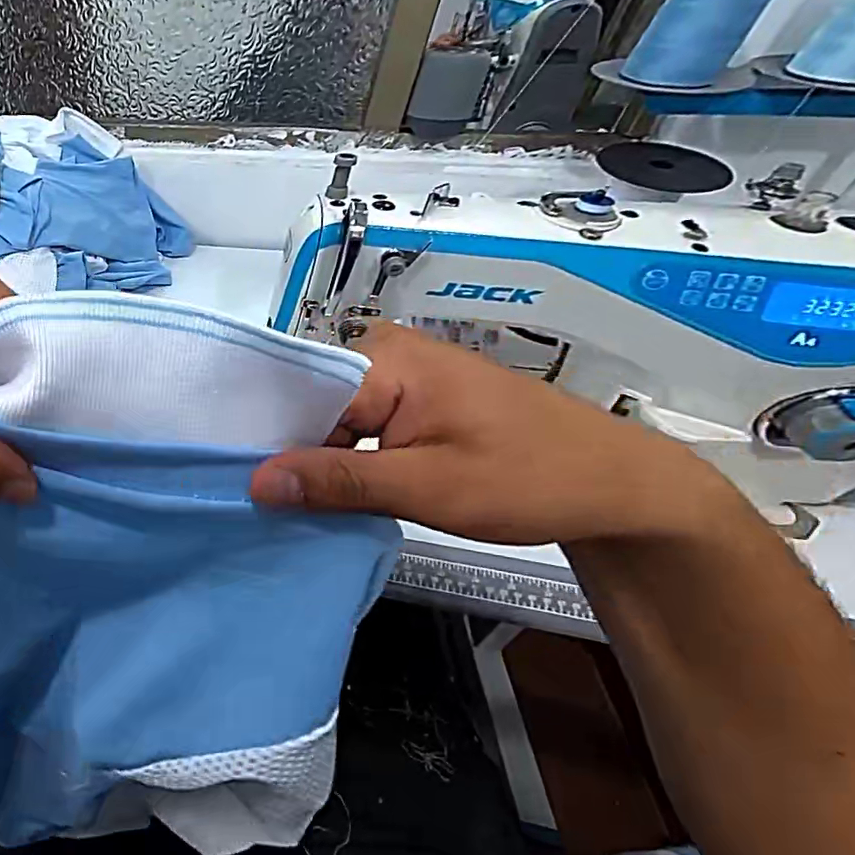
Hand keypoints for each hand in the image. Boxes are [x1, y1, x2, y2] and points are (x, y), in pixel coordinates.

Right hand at [248, 321, 752, 544]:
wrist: (616, 485)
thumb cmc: (529, 478)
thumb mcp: (426, 487)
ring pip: (333, 416)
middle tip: (263, 502)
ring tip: (289, 502)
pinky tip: (332, 491)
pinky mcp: (414, 397)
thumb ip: (337, 482)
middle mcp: (386, 352)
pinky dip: (347, 458)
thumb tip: (257, 482)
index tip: (237, 481)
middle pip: (312, 401)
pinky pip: (359, 423)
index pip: (299, 390)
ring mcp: (401, 374)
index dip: (268, 437)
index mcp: (385, 357)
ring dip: (319, 459)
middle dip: (292, 451)